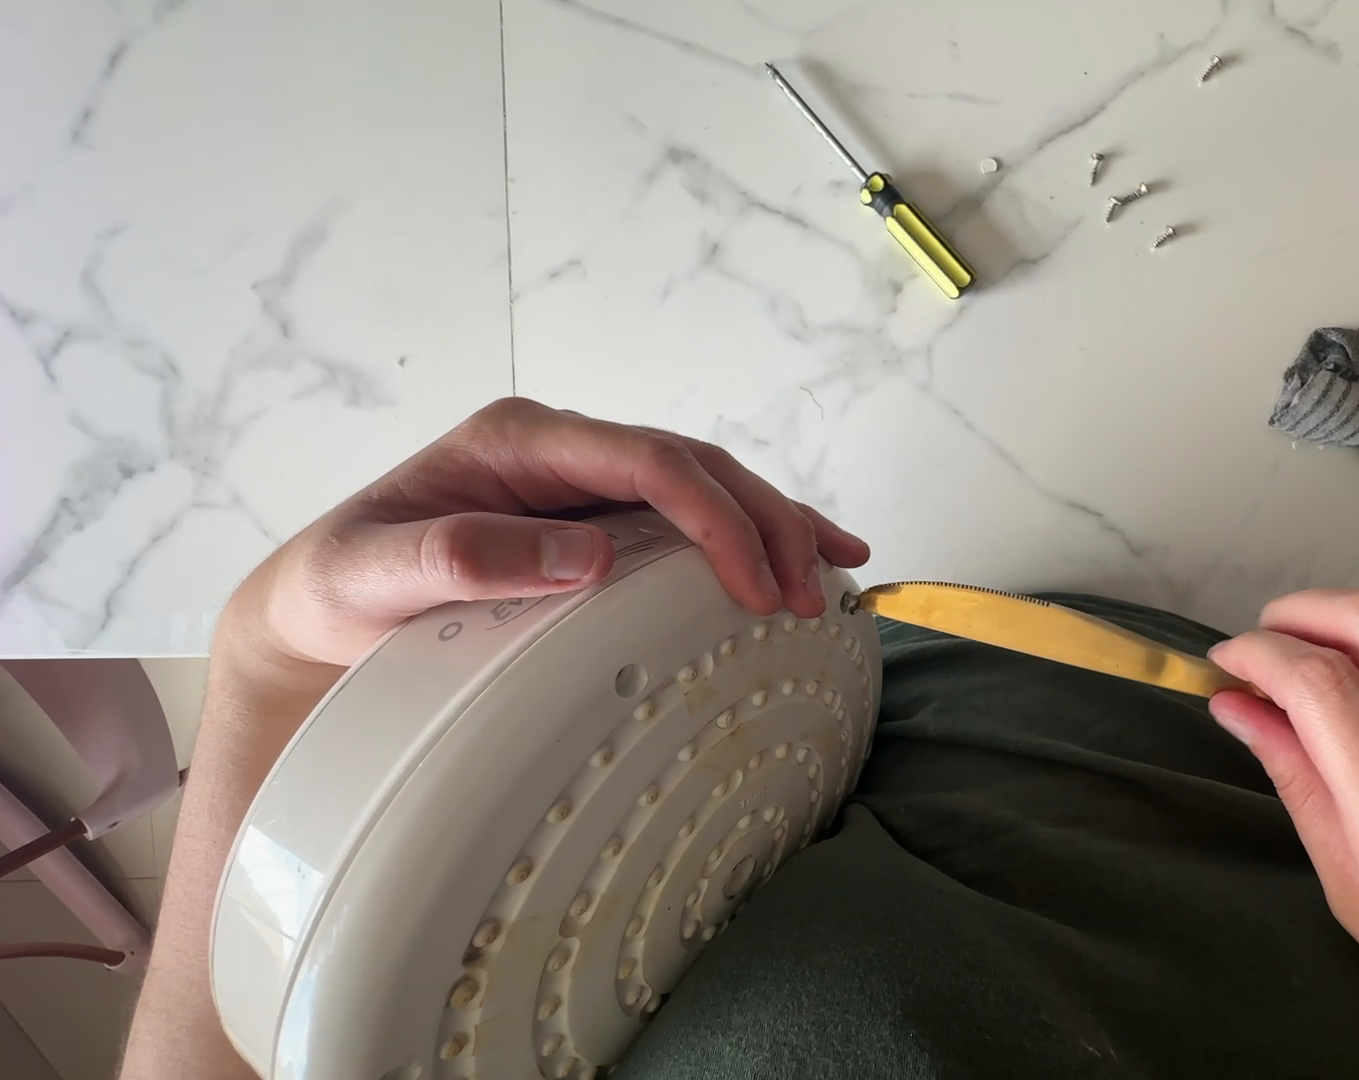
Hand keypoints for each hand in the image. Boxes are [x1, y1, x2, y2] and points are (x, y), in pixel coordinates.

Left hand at [222, 397, 868, 691]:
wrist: (331, 612)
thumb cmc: (344, 591)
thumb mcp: (367, 574)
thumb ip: (460, 555)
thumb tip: (588, 555)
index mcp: (524, 441)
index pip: (650, 461)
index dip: (714, 518)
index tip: (753, 585)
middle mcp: (575, 449)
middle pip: (701, 467)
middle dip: (767, 525)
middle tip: (806, 592)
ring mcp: (599, 478)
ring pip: (718, 483)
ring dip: (781, 525)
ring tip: (833, 569)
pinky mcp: (616, 512)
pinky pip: (704, 510)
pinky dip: (761, 532)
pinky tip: (808, 551)